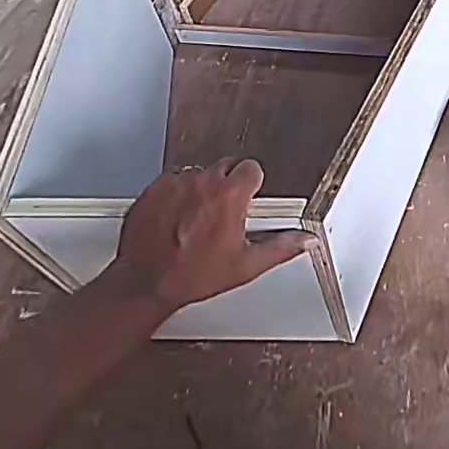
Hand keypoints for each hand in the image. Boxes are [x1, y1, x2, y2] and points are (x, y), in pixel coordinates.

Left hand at [116, 158, 315, 308]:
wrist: (146, 283)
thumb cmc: (191, 276)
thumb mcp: (245, 265)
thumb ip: (281, 247)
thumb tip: (302, 240)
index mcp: (229, 196)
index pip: (251, 168)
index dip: (253, 183)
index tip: (250, 195)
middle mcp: (202, 183)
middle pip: (226, 166)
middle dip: (230, 184)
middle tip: (226, 210)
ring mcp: (176, 184)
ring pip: (199, 173)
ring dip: (203, 189)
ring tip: (199, 218)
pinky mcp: (154, 188)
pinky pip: (173, 181)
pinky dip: (178, 194)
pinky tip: (178, 217)